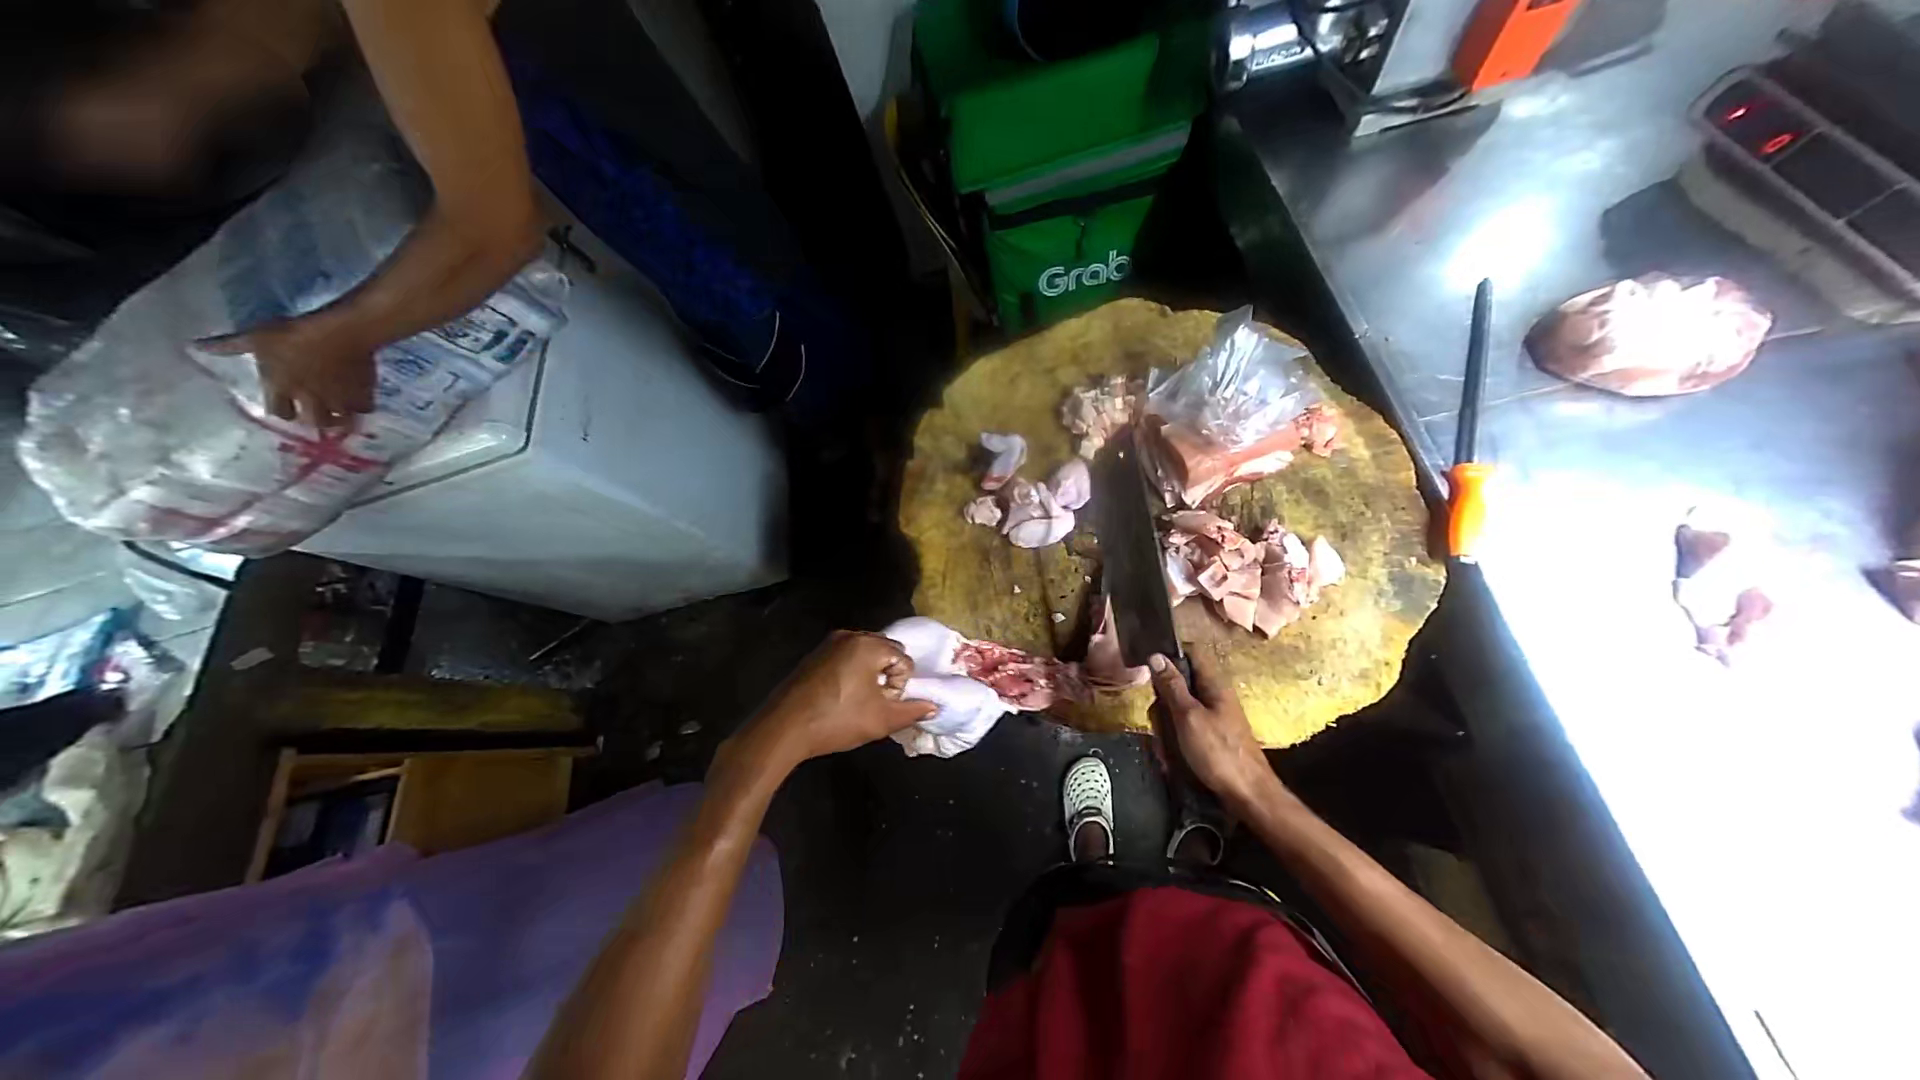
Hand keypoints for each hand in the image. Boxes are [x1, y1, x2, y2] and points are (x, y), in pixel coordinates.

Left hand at [197, 315, 375, 429]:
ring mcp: (339, 400)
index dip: (282, 410)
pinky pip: (364, 409)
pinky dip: (361, 407)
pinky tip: (360, 401)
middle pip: (313, 423)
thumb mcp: (255, 337)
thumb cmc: (294, 334)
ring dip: (340, 421)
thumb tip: (195, 347)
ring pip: (342, 422)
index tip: (285, 406)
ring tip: (342, 418)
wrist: (341, 333)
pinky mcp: (362, 395)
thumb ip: (228, 345)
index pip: (278, 412)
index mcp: (281, 388)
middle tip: (316, 415)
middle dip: (313, 421)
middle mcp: (310, 400)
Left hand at [747, 631, 936, 765]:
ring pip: (864, 654)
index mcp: (868, 645)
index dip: (900, 684)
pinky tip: (841, 698)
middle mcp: (849, 636)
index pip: (903, 659)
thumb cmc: (837, 720)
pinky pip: (845, 657)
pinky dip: (851, 673)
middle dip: (887, 675)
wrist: (783, 728)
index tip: (884, 704)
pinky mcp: (813, 656)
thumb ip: (911, 711)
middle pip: (885, 650)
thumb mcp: (881, 719)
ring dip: (870, 674)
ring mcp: (828, 644)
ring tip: (859, 702)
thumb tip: (932, 707)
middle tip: (876, 702)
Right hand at [1148, 652, 1277, 811]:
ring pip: (1180, 707)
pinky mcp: (1213, 736)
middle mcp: (1216, 696)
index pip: (1192, 652)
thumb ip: (1172, 686)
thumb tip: (1156, 656)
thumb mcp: (1188, 717)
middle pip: (1181, 682)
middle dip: (1163, 699)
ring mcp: (1215, 717)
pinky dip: (1175, 738)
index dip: (1171, 654)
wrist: (1248, 795)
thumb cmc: (1218, 752)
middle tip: (1157, 717)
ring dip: (1167, 724)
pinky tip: (1172, 755)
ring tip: (1165, 744)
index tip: (1150, 667)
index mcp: (1215, 684)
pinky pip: (1186, 727)